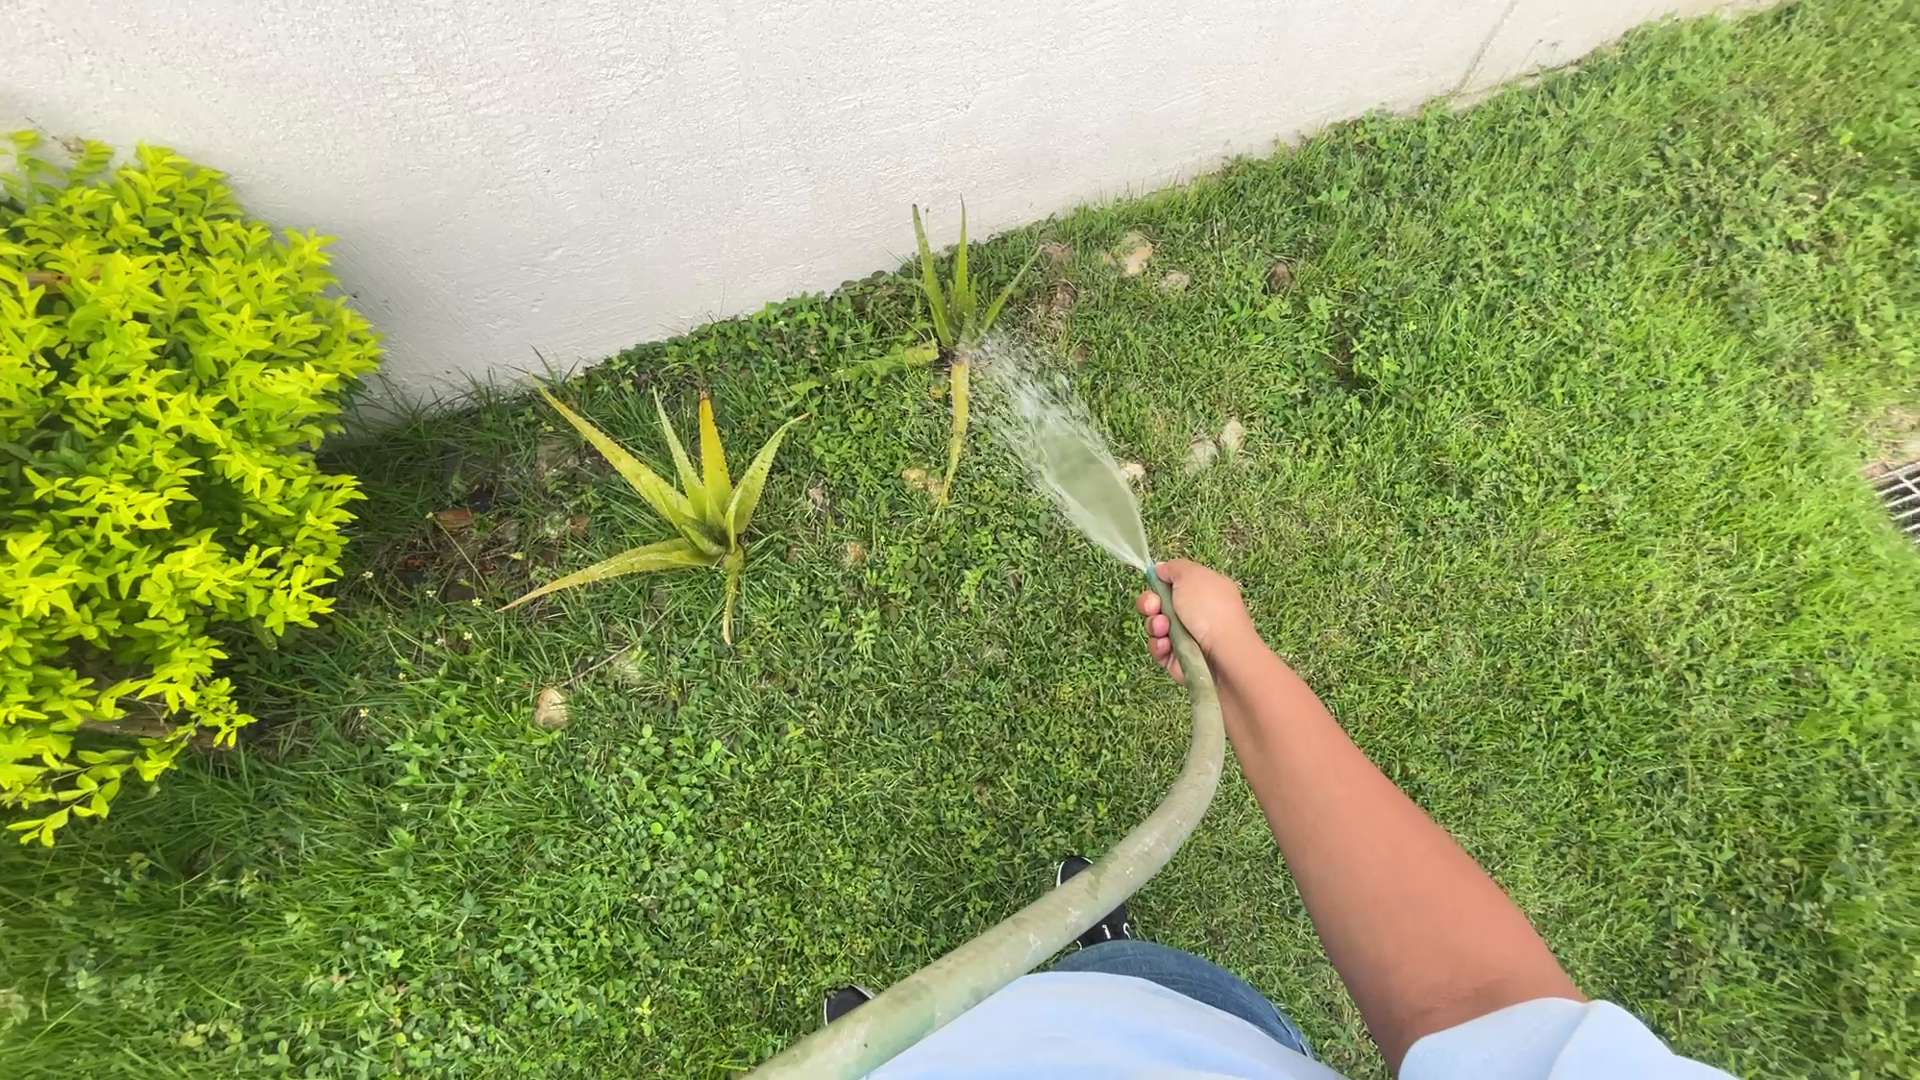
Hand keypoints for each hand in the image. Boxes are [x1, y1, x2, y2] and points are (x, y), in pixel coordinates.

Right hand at [1135, 560, 1256, 683]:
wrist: (1223, 654)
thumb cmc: (1209, 610)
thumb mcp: (1191, 575)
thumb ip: (1173, 567)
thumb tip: (1160, 569)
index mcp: (1203, 590)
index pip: (1173, 584)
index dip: (1159, 584)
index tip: (1155, 586)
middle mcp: (1195, 613)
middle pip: (1159, 605)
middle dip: (1150, 605)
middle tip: (1154, 608)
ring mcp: (1187, 636)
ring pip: (1156, 627)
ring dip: (1155, 625)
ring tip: (1164, 630)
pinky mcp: (1178, 659)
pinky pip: (1159, 649)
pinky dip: (1159, 646)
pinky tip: (1167, 646)